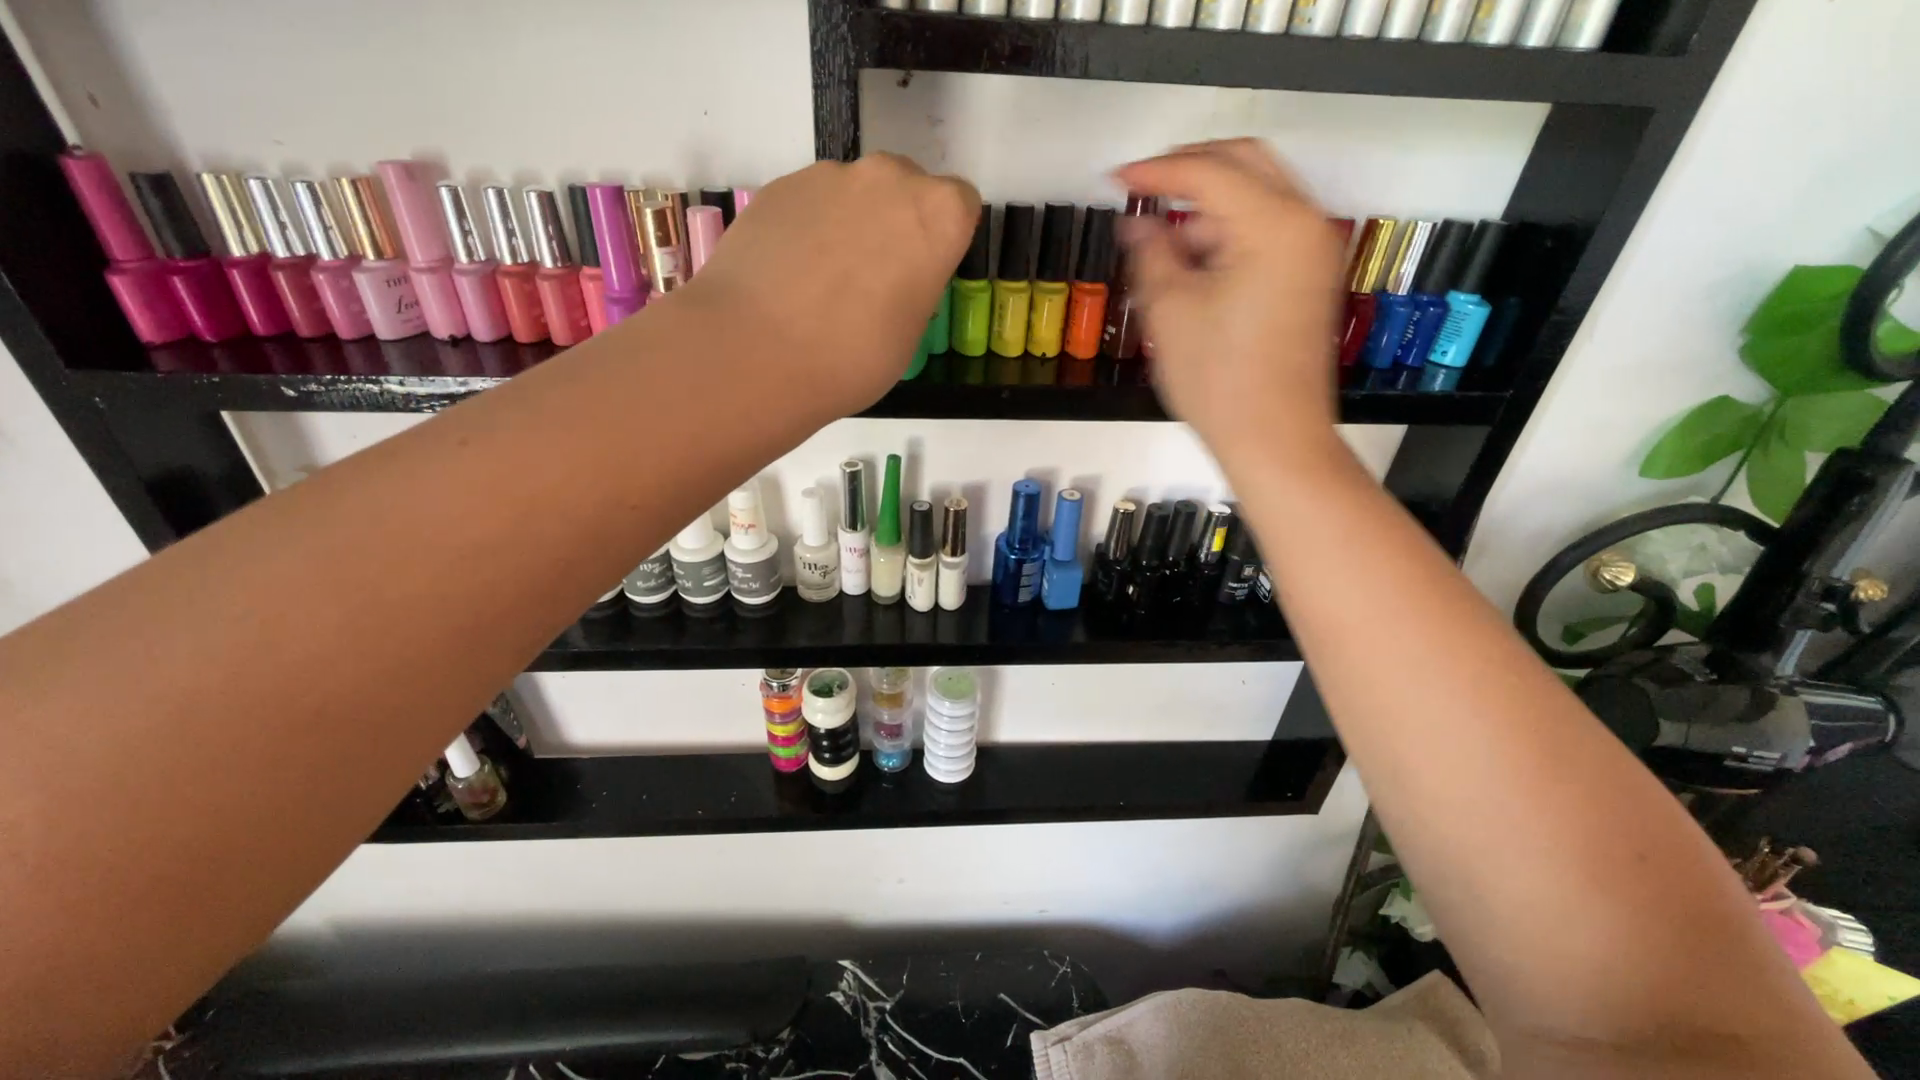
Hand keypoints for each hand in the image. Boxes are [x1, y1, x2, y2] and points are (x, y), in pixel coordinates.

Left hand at [680, 154, 979, 419]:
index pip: (960, 206)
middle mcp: (888, 178)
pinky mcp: (778, 186)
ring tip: (821, 283)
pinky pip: (809, 203)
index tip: (923, 274)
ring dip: (849, 224)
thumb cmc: (851, 357)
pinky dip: (807, 229)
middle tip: (873, 279)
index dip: (943, 240)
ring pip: (854, 192)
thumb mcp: (909, 334)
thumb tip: (894, 277)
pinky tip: (788, 277)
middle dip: (896, 223)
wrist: (753, 352)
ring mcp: (828, 177)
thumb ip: (915, 286)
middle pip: (906, 188)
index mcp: (937, 214)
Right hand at [1115, 140, 1348, 462]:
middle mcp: (1304, 223)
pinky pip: (1269, 224)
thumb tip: (1137, 223)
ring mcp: (1313, 249)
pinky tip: (1194, 255)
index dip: (1155, 171)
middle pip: (1245, 160)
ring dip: (1210, 196)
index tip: (1114, 180)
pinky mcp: (1310, 274)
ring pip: (1260, 190)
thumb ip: (1150, 251)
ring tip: (1162, 231)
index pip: (1208, 172)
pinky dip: (1231, 224)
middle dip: (1190, 165)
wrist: (1275, 438)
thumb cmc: (1221, 382)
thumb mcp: (1169, 311)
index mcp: (1273, 224)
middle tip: (1144, 184)